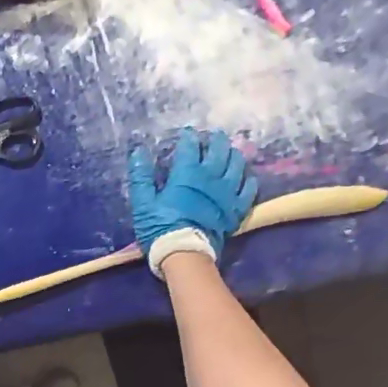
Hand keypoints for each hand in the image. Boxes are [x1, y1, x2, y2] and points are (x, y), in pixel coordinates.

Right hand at [128, 129, 258, 273]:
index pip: (191, 147)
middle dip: (216, 140)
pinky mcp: (237, 208)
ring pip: (237, 164)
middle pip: (219, 150)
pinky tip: (244, 176)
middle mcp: (212, 177)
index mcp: (187, 174)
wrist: (185, 253)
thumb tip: (138, 152)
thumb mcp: (143, 203)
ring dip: (233, 154)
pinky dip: (247, 179)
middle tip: (212, 136)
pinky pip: (248, 188)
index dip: (189, 137)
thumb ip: (141, 177)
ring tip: (229, 151)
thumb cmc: (160, 227)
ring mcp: (228, 192)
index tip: (187, 133)